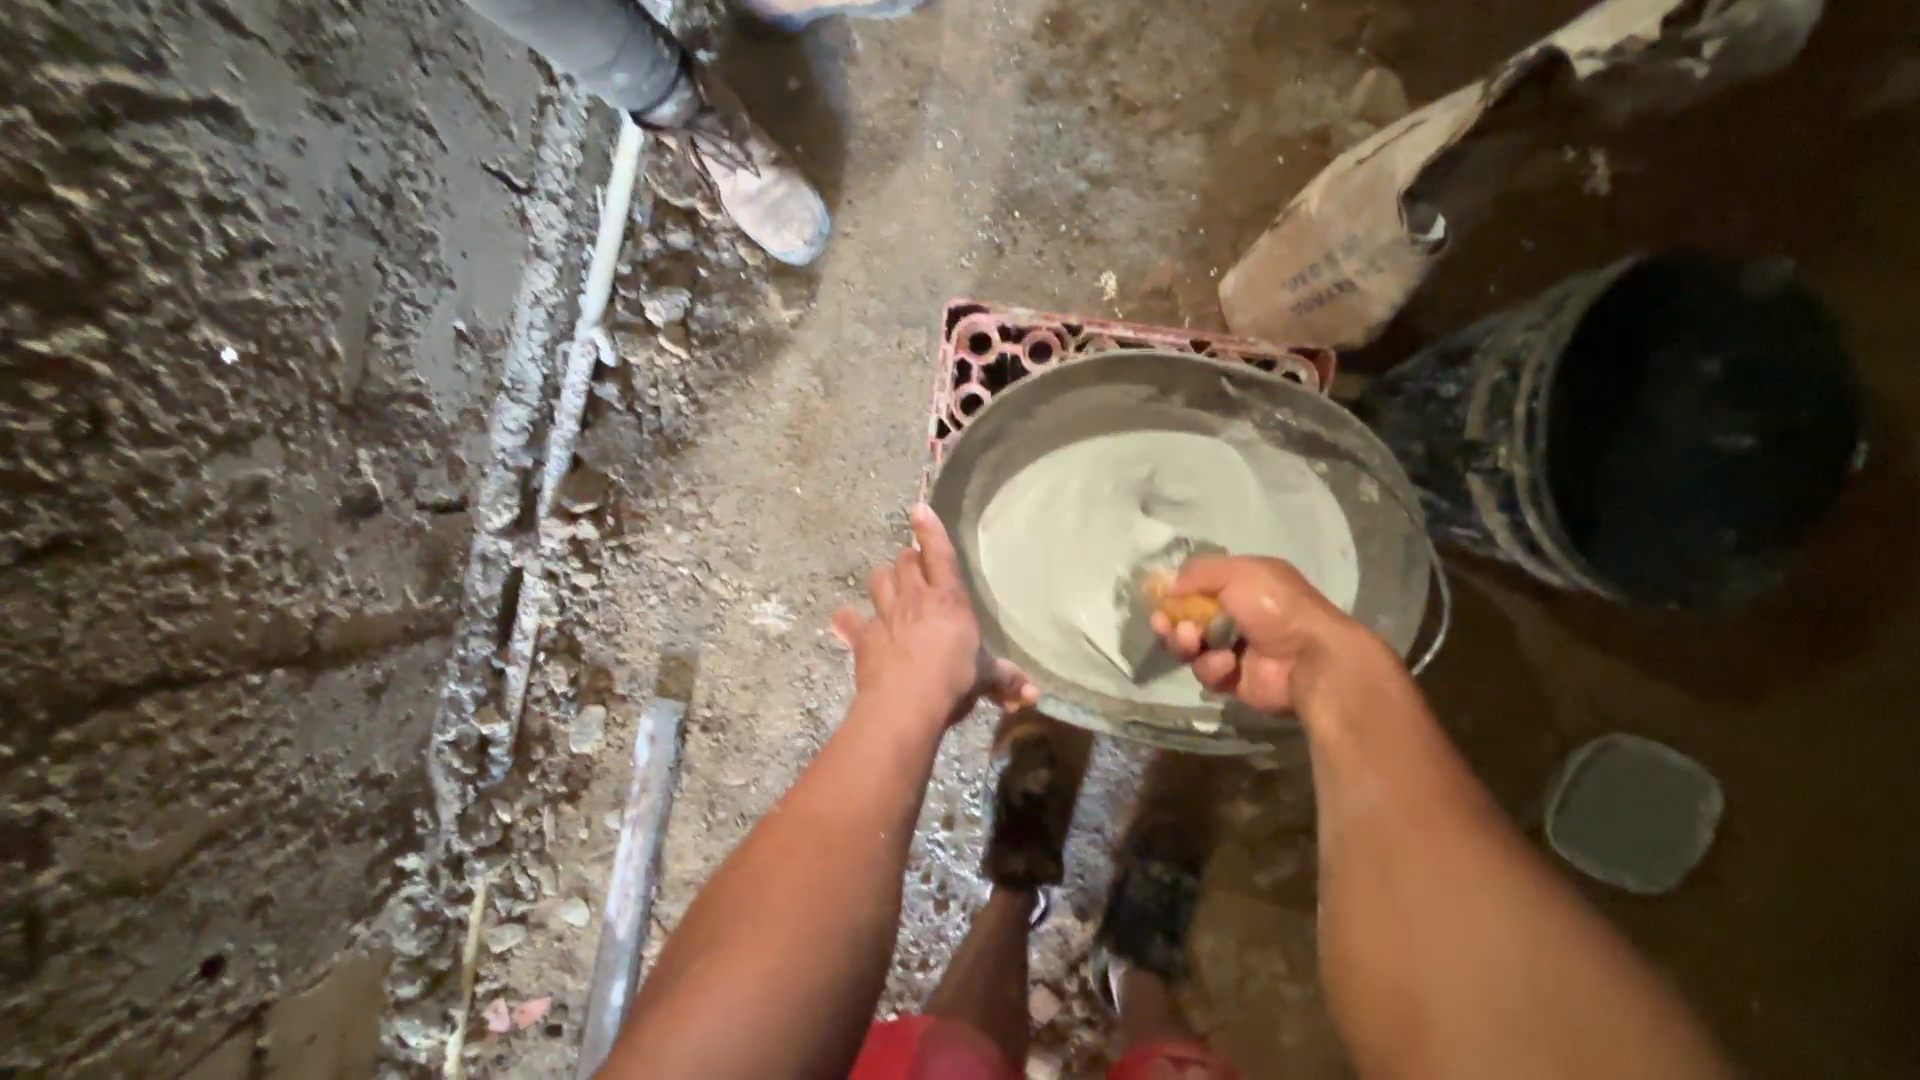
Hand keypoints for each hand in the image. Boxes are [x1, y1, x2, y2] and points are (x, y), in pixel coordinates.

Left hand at [831, 504, 1039, 726]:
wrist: (906, 703)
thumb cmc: (953, 681)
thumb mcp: (984, 678)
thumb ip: (1006, 680)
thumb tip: (1033, 694)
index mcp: (949, 599)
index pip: (939, 554)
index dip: (930, 530)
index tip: (918, 508)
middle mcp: (915, 598)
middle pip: (905, 561)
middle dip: (908, 558)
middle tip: (913, 566)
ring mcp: (886, 615)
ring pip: (878, 579)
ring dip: (883, 579)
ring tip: (887, 586)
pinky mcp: (863, 637)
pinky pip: (849, 621)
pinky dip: (847, 621)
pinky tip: (843, 622)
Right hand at [1150, 555, 1371, 714]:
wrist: (1310, 658)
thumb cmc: (1275, 606)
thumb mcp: (1239, 572)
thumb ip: (1198, 572)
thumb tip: (1167, 585)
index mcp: (1242, 586)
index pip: (1197, 588)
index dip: (1175, 594)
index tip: (1158, 600)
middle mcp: (1237, 616)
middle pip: (1187, 620)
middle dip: (1172, 622)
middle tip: (1164, 625)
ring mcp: (1234, 649)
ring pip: (1191, 648)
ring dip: (1186, 643)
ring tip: (1194, 641)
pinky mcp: (1234, 680)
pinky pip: (1206, 673)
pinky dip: (1212, 667)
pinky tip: (1227, 664)